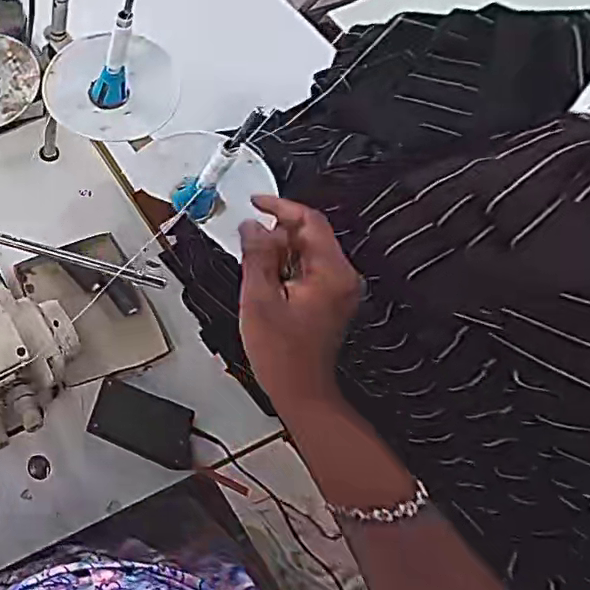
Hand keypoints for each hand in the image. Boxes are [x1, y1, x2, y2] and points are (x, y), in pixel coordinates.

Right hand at [238, 194, 362, 406]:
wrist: (299, 388)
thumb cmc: (283, 354)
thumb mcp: (259, 299)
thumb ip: (256, 256)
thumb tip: (252, 227)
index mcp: (331, 273)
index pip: (309, 221)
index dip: (279, 207)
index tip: (257, 202)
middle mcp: (341, 278)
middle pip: (308, 236)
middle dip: (276, 235)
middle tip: (249, 248)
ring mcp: (337, 289)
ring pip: (306, 252)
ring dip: (278, 253)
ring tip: (256, 275)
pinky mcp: (329, 299)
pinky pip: (307, 270)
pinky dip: (284, 268)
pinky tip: (267, 285)